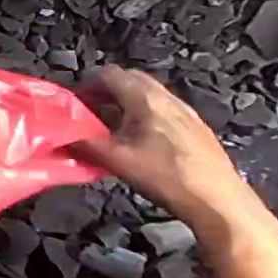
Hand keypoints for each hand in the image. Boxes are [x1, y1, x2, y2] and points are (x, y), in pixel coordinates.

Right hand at [74, 65, 267, 245]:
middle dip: (105, 91)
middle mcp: (167, 98)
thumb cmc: (165, 177)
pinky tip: (139, 141)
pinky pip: (163, 109)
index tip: (73, 103)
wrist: (221, 204)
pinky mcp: (197, 128)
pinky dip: (144, 114)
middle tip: (89, 112)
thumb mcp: (115, 160)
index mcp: (145, 99)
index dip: (85, 84)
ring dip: (125, 103)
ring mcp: (187, 112)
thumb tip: (56, 137)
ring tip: (111, 127)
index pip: (109, 74)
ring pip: (148, 95)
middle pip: (130, 79)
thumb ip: (82, 143)